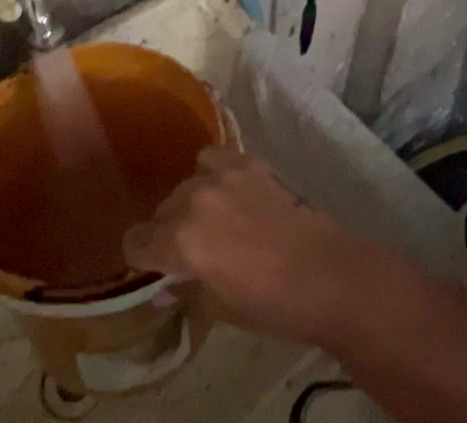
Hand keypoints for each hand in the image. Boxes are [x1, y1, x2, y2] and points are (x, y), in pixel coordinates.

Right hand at [123, 147, 371, 346]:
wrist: (331, 275)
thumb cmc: (274, 305)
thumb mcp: (219, 307)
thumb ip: (186, 287)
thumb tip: (167, 286)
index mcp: (179, 242)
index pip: (136, 242)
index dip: (143, 258)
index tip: (157, 268)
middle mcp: (193, 201)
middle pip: (160, 212)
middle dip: (168, 233)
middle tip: (193, 253)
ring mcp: (222, 177)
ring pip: (186, 185)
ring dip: (191, 204)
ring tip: (215, 222)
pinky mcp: (249, 163)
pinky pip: (213, 160)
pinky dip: (214, 175)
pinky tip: (232, 194)